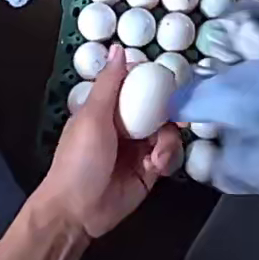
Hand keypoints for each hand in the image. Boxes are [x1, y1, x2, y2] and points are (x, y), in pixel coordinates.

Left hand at [30, 53, 182, 239]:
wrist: (77, 211)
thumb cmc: (79, 160)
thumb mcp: (92, 117)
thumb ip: (109, 84)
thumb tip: (118, 48)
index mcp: (106, 109)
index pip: (134, 85)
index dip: (151, 79)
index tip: (168, 77)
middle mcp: (124, 125)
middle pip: (156, 107)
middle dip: (170, 109)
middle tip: (180, 111)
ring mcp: (138, 148)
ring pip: (167, 131)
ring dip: (168, 137)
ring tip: (158, 149)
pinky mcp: (149, 170)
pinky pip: (168, 155)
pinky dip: (166, 156)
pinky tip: (155, 164)